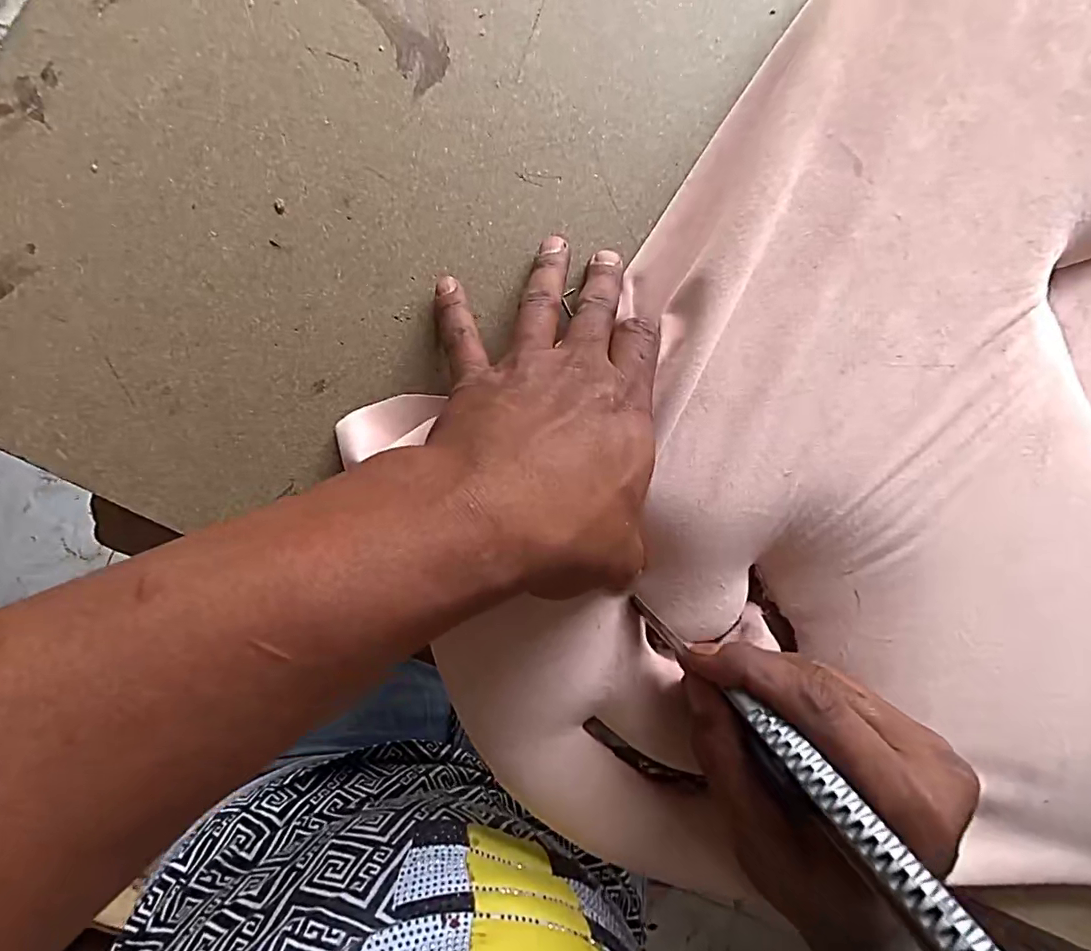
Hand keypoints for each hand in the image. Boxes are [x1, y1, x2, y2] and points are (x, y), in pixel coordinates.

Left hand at [427, 236, 658, 598]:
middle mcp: (579, 379)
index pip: (641, 357)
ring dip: (547, 276)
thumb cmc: (563, 533)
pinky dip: (452, 310)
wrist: (492, 520)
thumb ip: (625, 550)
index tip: (644, 311)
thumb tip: (626, 565)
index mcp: (625, 414)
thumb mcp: (616, 554)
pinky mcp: (475, 384)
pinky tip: (446, 285)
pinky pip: (461, 337)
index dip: (644, 332)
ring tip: (554, 245)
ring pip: (540, 309)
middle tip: (608, 258)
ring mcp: (525, 374)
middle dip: (605, 286)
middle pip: (597, 317)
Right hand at [680, 644, 979, 907]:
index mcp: (905, 805)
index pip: (823, 709)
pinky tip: (761, 692)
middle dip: (756, 668)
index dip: (755, 673)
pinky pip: (845, 692)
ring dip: (772, 673)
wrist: (872, 923)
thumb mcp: (755, 840)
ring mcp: (934, 748)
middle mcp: (933, 766)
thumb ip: (725, 758)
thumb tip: (700, 686)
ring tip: (724, 677)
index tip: (700, 661)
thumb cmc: (815, 896)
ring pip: (835, 681)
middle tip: (701, 665)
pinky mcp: (921, 737)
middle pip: (829, 688)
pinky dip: (794, 686)